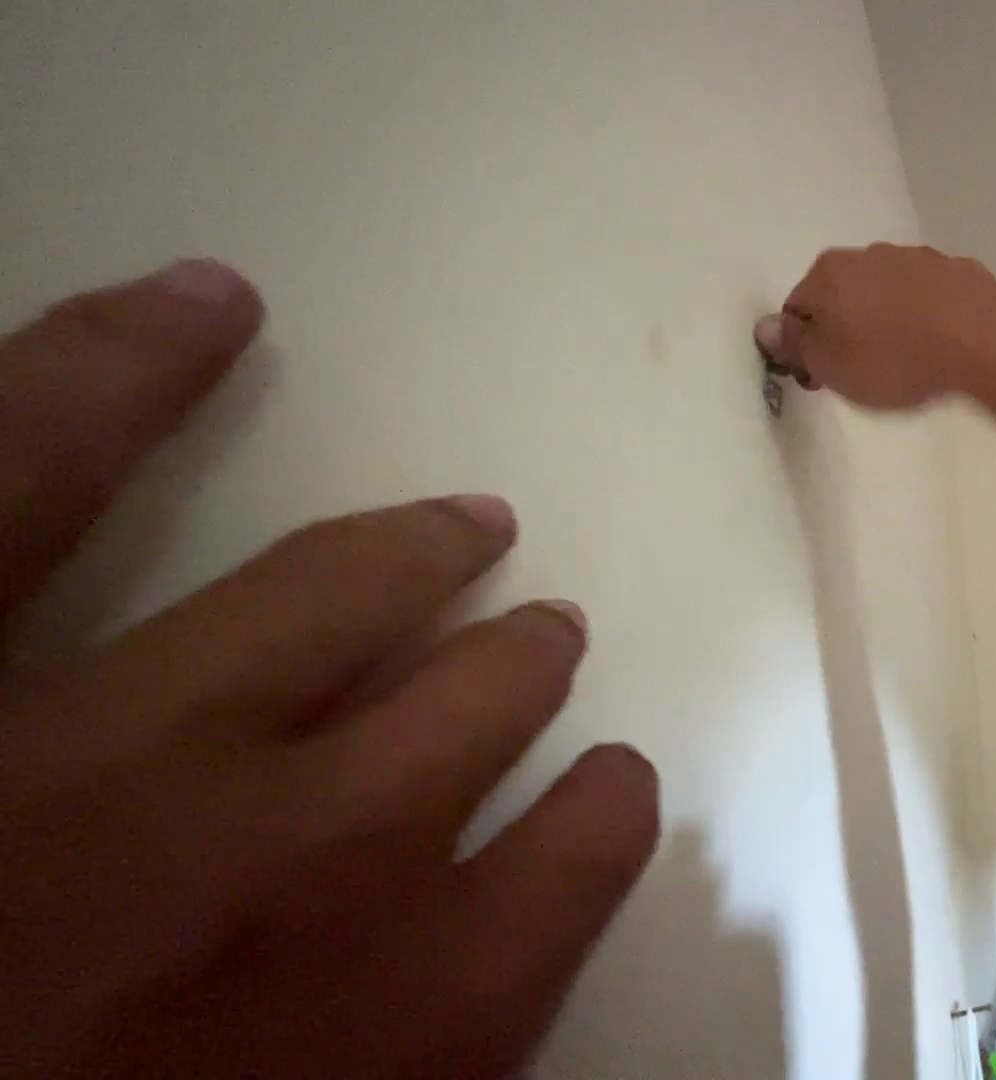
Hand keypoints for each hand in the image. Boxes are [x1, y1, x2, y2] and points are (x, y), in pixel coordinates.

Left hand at [0, 262, 659, 1079]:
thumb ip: (458, 1041)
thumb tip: (510, 954)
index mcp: (411, 1005)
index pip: (591, 846)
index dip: (604, 813)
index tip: (600, 795)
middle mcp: (303, 862)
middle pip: (482, 706)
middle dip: (520, 666)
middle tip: (537, 638)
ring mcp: (102, 758)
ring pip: (327, 596)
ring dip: (418, 555)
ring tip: (465, 524)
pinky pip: (14, 481)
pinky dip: (112, 376)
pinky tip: (202, 303)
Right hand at [754, 243, 995, 410]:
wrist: (983, 342)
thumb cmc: (895, 361)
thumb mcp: (834, 368)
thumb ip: (797, 346)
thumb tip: (766, 328)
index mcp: (829, 273)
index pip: (796, 309)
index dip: (803, 348)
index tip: (822, 379)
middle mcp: (870, 254)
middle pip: (843, 297)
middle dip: (846, 331)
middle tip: (863, 374)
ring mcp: (919, 259)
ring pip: (887, 294)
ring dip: (887, 323)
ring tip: (907, 363)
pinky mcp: (960, 273)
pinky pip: (929, 300)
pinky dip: (926, 320)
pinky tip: (940, 349)